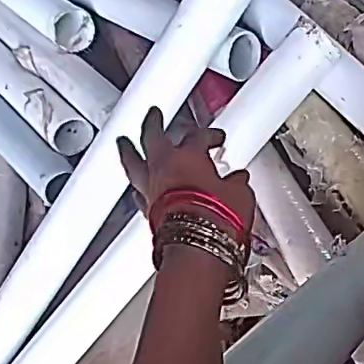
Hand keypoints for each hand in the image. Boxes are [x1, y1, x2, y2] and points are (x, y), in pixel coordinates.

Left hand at [117, 109, 254, 231]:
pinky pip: (137, 192)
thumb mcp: (240, 195)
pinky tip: (136, 187)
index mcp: (188, 155)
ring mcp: (152, 189)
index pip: (198, 136)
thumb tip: (239, 181)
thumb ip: (236, 183)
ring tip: (123, 142)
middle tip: (154, 114)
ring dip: (128, 149)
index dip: (209, 135)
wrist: (198, 250)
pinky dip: (137, 185)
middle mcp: (164, 167)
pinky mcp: (146, 212)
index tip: (216, 138)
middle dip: (154, 122)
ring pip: (133, 161)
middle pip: (153, 135)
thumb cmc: (218, 219)